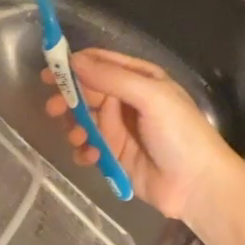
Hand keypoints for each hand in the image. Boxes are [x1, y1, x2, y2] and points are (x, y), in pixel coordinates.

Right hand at [43, 48, 235, 223]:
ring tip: (79, 138)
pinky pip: (88, 148)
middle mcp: (127, 101)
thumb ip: (112, 78)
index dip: (74, 66)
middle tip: (53, 109)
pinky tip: (92, 157)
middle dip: (68, 100)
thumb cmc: (180, 134)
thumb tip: (74, 61)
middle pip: (86, 93)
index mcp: (140, 80)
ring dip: (75, 128)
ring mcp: (118, 130)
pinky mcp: (113, 156)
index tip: (49, 73)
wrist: (195, 184)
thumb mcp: (151, 97)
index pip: (101, 64)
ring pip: (83, 121)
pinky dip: (84, 151)